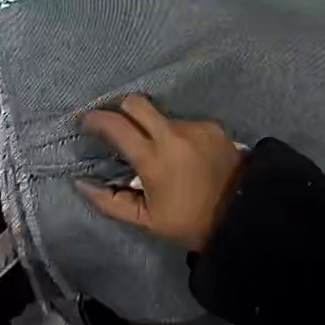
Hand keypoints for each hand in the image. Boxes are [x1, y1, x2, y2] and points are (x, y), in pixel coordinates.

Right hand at [79, 94, 242, 251]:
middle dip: (121, 110)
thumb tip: (81, 183)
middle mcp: (173, 134)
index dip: (95, 119)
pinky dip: (177, 135)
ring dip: (152, 128)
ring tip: (159, 154)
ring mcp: (195, 127)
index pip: (116, 125)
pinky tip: (184, 156)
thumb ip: (110, 201)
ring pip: (162, 115)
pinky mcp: (213, 127)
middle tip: (118, 129)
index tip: (86, 124)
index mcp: (153, 158)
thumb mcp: (146, 221)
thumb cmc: (190, 222)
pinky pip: (185, 123)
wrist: (243, 215)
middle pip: (136, 102)